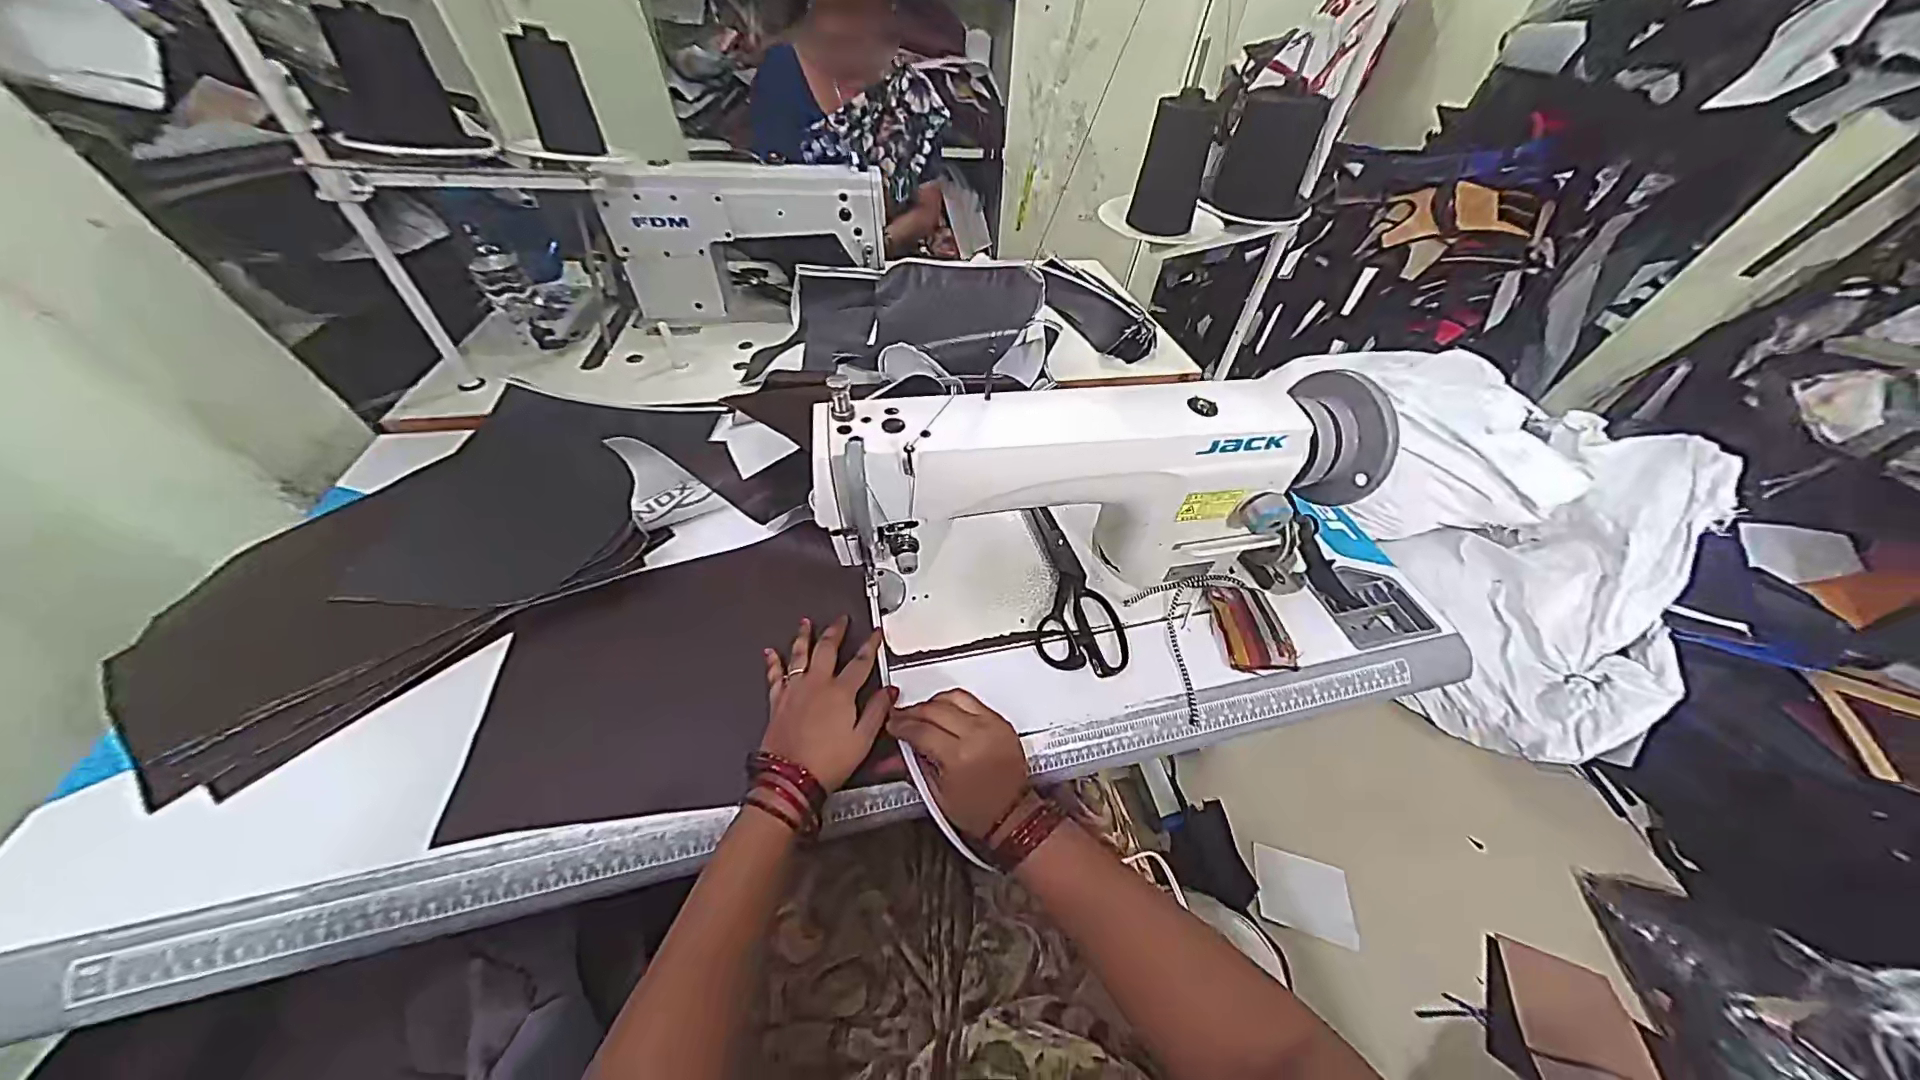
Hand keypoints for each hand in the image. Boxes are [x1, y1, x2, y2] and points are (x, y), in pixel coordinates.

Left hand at [762, 616, 893, 791]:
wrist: (790, 779)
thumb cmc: (826, 763)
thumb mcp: (863, 739)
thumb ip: (878, 711)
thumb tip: (890, 693)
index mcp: (841, 692)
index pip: (860, 661)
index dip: (870, 645)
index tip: (874, 635)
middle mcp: (816, 685)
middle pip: (827, 648)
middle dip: (835, 631)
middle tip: (840, 620)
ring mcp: (794, 691)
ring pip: (799, 655)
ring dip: (803, 637)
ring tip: (805, 624)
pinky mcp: (777, 702)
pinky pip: (774, 675)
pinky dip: (772, 662)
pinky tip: (770, 653)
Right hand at [886, 689, 1028, 837]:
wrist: (1012, 816)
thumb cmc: (979, 812)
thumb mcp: (937, 794)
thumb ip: (915, 765)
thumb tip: (897, 750)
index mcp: (959, 757)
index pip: (921, 730)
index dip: (901, 726)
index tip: (893, 725)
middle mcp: (977, 735)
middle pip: (934, 709)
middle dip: (913, 712)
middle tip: (903, 718)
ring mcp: (992, 726)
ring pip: (954, 697)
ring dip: (933, 703)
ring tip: (923, 713)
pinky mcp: (1002, 722)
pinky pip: (973, 701)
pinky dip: (955, 703)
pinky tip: (946, 711)